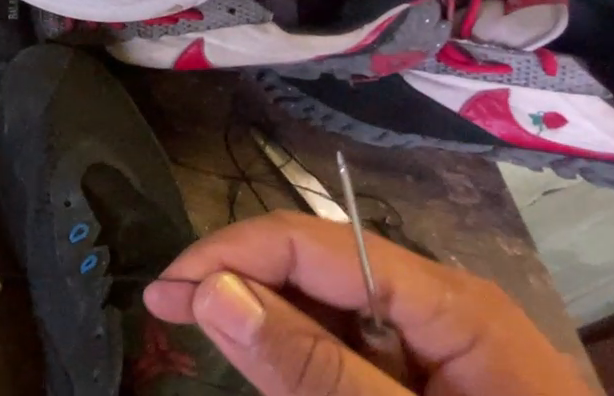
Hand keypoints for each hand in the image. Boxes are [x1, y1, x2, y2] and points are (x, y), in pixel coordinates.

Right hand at [141, 212, 598, 395]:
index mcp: (449, 303)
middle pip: (311, 267)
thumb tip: (209, 292)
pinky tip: (281, 373)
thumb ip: (315, 372)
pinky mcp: (429, 373)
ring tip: (220, 345)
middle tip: (171, 317)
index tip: (164, 293)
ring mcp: (435, 340)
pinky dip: (303, 357)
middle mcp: (438, 303)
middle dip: (239, 286)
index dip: (228, 255)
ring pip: (321, 306)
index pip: (309, 241)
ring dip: (267, 326)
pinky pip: (346, 345)